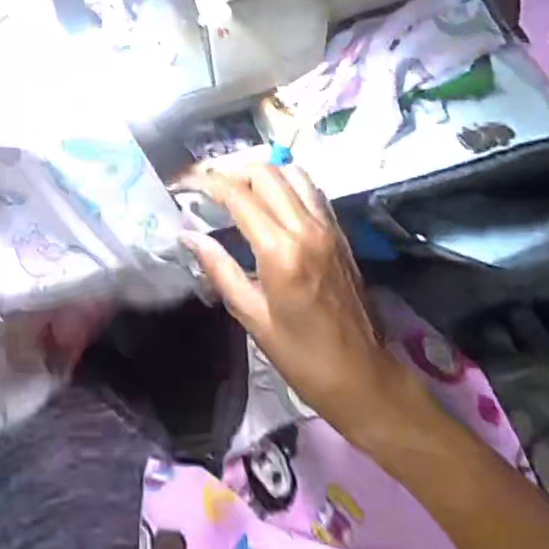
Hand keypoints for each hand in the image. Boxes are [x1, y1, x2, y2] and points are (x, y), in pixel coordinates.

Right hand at [183, 162, 414, 432]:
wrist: (363, 377)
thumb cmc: (301, 355)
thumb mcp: (251, 315)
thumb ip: (219, 268)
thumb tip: (188, 236)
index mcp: (281, 251)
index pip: (238, 195)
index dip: (206, 182)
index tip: (184, 182)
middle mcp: (307, 229)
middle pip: (266, 173)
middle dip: (231, 171)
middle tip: (206, 185)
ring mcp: (328, 228)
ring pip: (292, 174)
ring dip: (261, 172)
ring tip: (236, 188)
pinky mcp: (340, 234)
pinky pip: (311, 191)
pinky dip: (286, 184)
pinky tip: (269, 200)